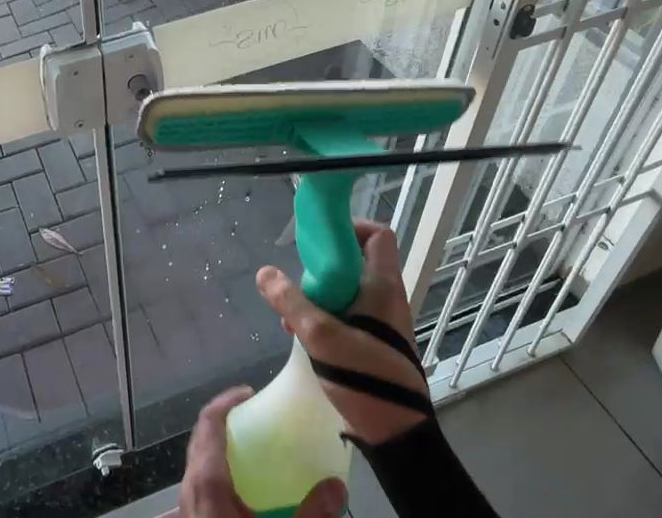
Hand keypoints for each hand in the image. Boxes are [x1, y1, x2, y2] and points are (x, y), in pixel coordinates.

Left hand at [179, 386, 347, 517]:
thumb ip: (314, 513)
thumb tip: (336, 484)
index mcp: (208, 485)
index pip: (209, 425)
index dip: (226, 401)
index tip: (249, 392)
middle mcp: (190, 494)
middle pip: (199, 443)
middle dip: (221, 424)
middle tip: (251, 418)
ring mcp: (187, 514)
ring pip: (196, 468)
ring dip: (216, 452)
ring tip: (246, 452)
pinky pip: (198, 492)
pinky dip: (214, 478)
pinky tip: (238, 494)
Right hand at [257, 219, 431, 444]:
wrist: (397, 434)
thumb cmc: (365, 378)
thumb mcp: (320, 335)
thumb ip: (290, 301)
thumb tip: (264, 272)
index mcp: (383, 286)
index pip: (377, 234)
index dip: (350, 227)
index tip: (320, 239)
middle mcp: (387, 298)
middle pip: (354, 262)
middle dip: (321, 268)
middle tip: (298, 283)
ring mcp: (383, 322)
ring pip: (347, 291)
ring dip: (318, 297)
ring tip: (293, 318)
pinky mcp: (377, 343)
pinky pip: (349, 315)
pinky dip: (326, 317)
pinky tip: (303, 338)